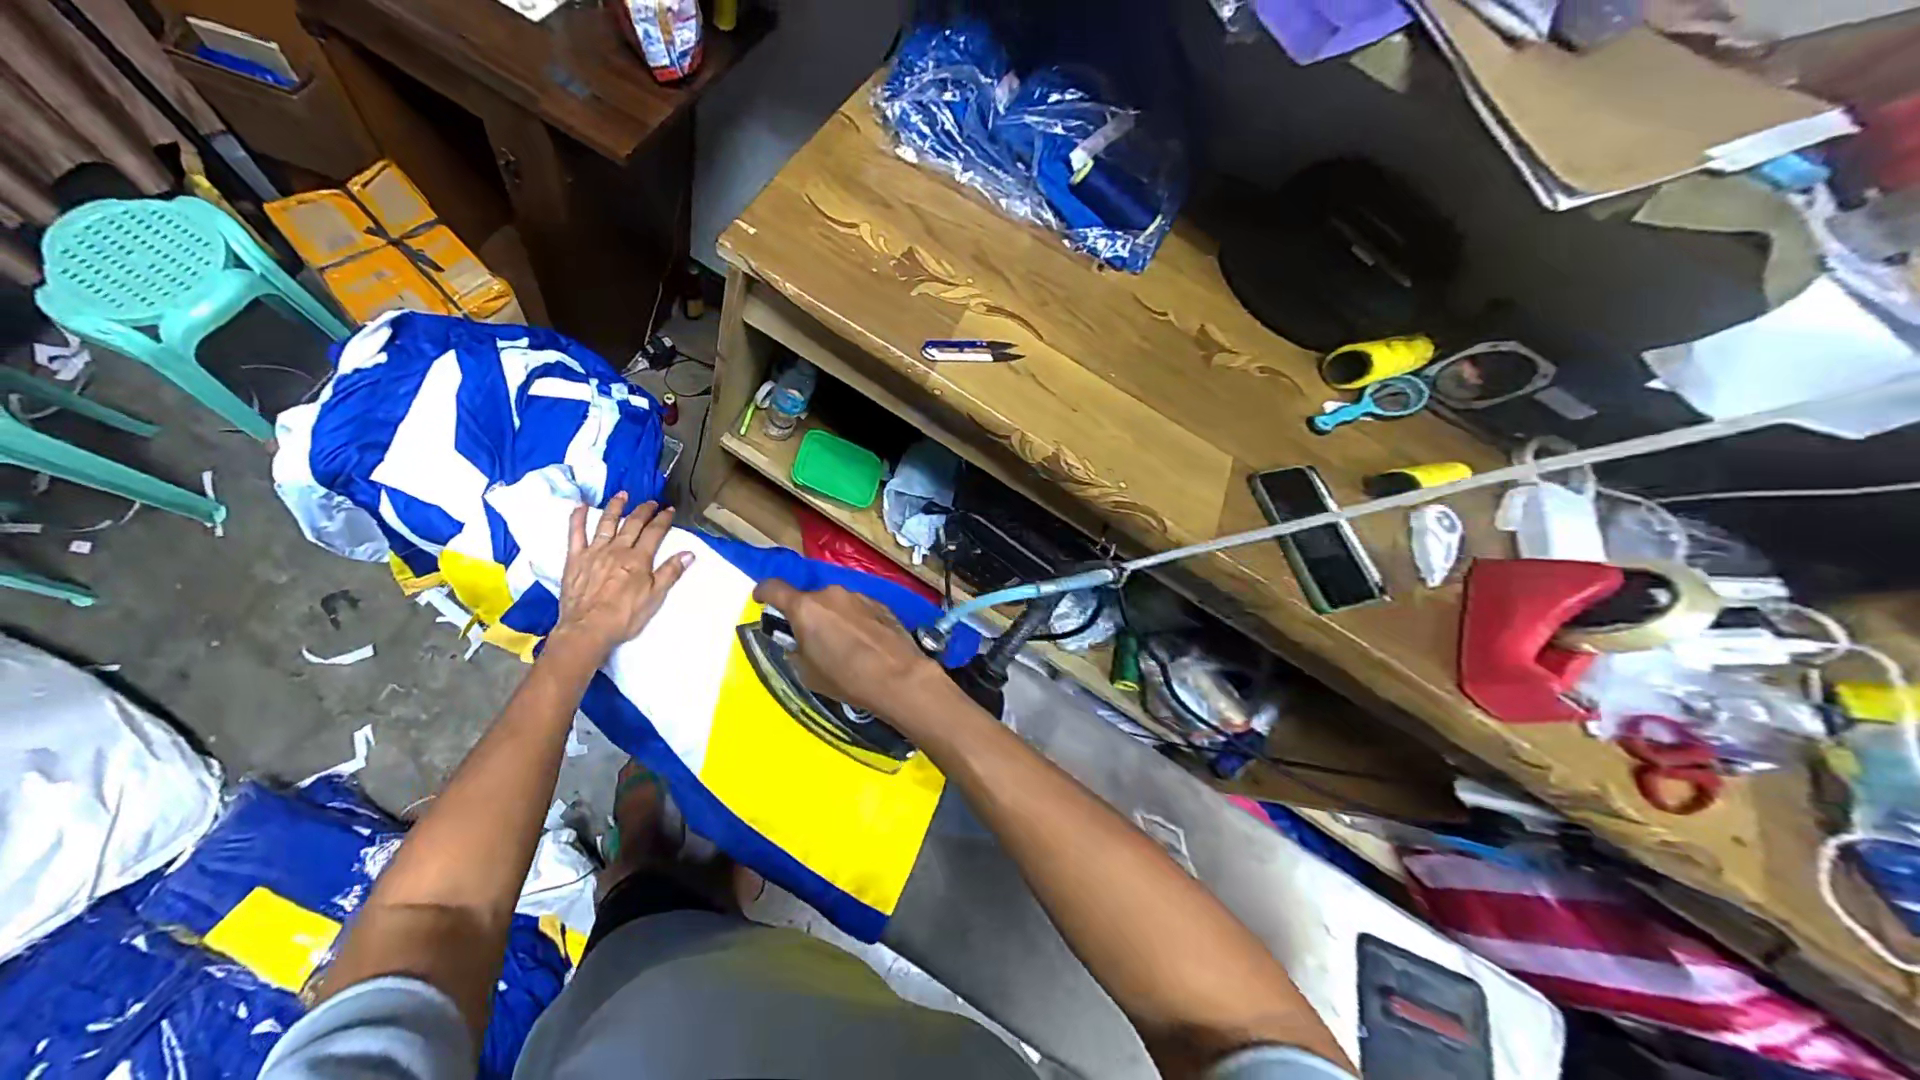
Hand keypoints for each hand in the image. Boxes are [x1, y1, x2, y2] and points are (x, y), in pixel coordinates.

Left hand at [548, 494, 691, 662]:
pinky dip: (577, 518)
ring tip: (622, 495)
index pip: (655, 533)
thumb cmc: (625, 616)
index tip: (670, 510)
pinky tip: (580, 506)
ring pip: (607, 523)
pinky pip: (575, 534)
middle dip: (644, 510)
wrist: (588, 629)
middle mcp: (617, 549)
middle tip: (651, 502)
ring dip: (616, 507)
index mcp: (639, 559)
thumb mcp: (655, 597)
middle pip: (633, 524)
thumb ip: (670, 572)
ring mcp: (594, 552)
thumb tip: (689, 553)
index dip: (663, 519)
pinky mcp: (575, 558)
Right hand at [752, 580, 946, 725]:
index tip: (761, 599)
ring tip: (843, 645)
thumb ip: (796, 651)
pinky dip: (855, 621)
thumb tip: (799, 644)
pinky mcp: (880, 603)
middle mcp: (830, 594)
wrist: (898, 676)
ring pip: (835, 603)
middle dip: (807, 616)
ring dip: (833, 618)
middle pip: (809, 599)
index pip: (774, 588)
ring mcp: (858, 596)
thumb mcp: (807, 673)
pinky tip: (864, 643)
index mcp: (805, 608)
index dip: (764, 592)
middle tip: (812, 640)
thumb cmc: (846, 678)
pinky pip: (858, 609)